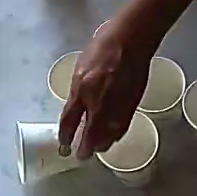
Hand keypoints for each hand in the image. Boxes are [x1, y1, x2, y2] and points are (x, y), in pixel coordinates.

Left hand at [59, 16, 154, 158]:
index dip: (65, 137)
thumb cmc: (102, 48)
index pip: (69, 122)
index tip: (64, 146)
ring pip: (108, 137)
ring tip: (95, 149)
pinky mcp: (132, 106)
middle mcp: (99, 104)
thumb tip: (77, 109)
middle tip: (80, 154)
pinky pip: (121, 129)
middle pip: (91, 137)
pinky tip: (112, 136)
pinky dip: (114, 136)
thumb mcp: (81, 68)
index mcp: (82, 91)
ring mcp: (118, 107)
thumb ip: (78, 91)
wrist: (131, 41)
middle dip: (85, 149)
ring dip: (100, 146)